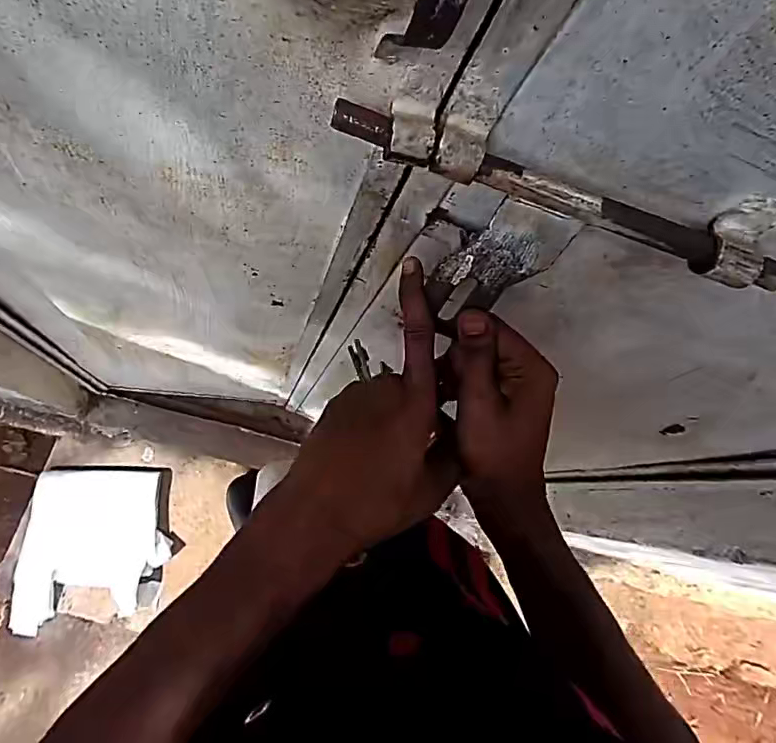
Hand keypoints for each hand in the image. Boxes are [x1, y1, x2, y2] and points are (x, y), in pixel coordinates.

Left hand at [263, 259, 460, 560]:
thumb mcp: (433, 486)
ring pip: (390, 399)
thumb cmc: (378, 502)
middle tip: (419, 455)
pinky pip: (367, 407)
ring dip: (397, 420)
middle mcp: (381, 390)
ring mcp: (354, 396)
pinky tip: (367, 458)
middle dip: (423, 408)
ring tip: (387, 465)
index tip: (411, 266)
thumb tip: (460, 430)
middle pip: (414, 385)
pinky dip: (375, 424)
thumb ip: (453, 450)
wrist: (315, 509)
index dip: (418, 300)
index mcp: (412, 404)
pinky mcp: (337, 405)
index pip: (420, 341)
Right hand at [398, 258, 561, 536]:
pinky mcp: (502, 395)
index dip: (459, 324)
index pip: (491, 326)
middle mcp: (528, 371)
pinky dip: (457, 379)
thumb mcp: (479, 402)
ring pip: (475, 356)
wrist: (501, 497)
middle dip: (454, 350)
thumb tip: (471, 317)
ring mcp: (515, 384)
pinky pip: (475, 373)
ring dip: (452, 366)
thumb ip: (475, 358)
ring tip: (437, 386)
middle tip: (433, 367)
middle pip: (483, 339)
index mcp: (530, 369)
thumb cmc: (494, 456)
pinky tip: (441, 393)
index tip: (430, 323)